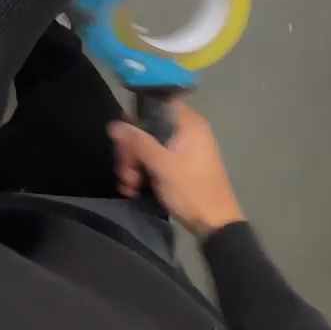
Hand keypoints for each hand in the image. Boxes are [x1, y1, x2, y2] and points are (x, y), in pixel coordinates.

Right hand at [107, 102, 245, 237]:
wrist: (215, 224)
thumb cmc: (191, 190)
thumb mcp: (162, 165)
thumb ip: (138, 143)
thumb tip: (115, 124)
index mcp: (189, 124)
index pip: (157, 105)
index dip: (137, 118)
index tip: (125, 138)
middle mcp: (187, 132)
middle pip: (148, 129)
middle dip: (132, 151)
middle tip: (126, 172)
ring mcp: (183, 150)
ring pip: (148, 147)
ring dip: (134, 165)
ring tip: (130, 186)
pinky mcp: (179, 167)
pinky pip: (155, 161)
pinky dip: (144, 172)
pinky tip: (134, 189)